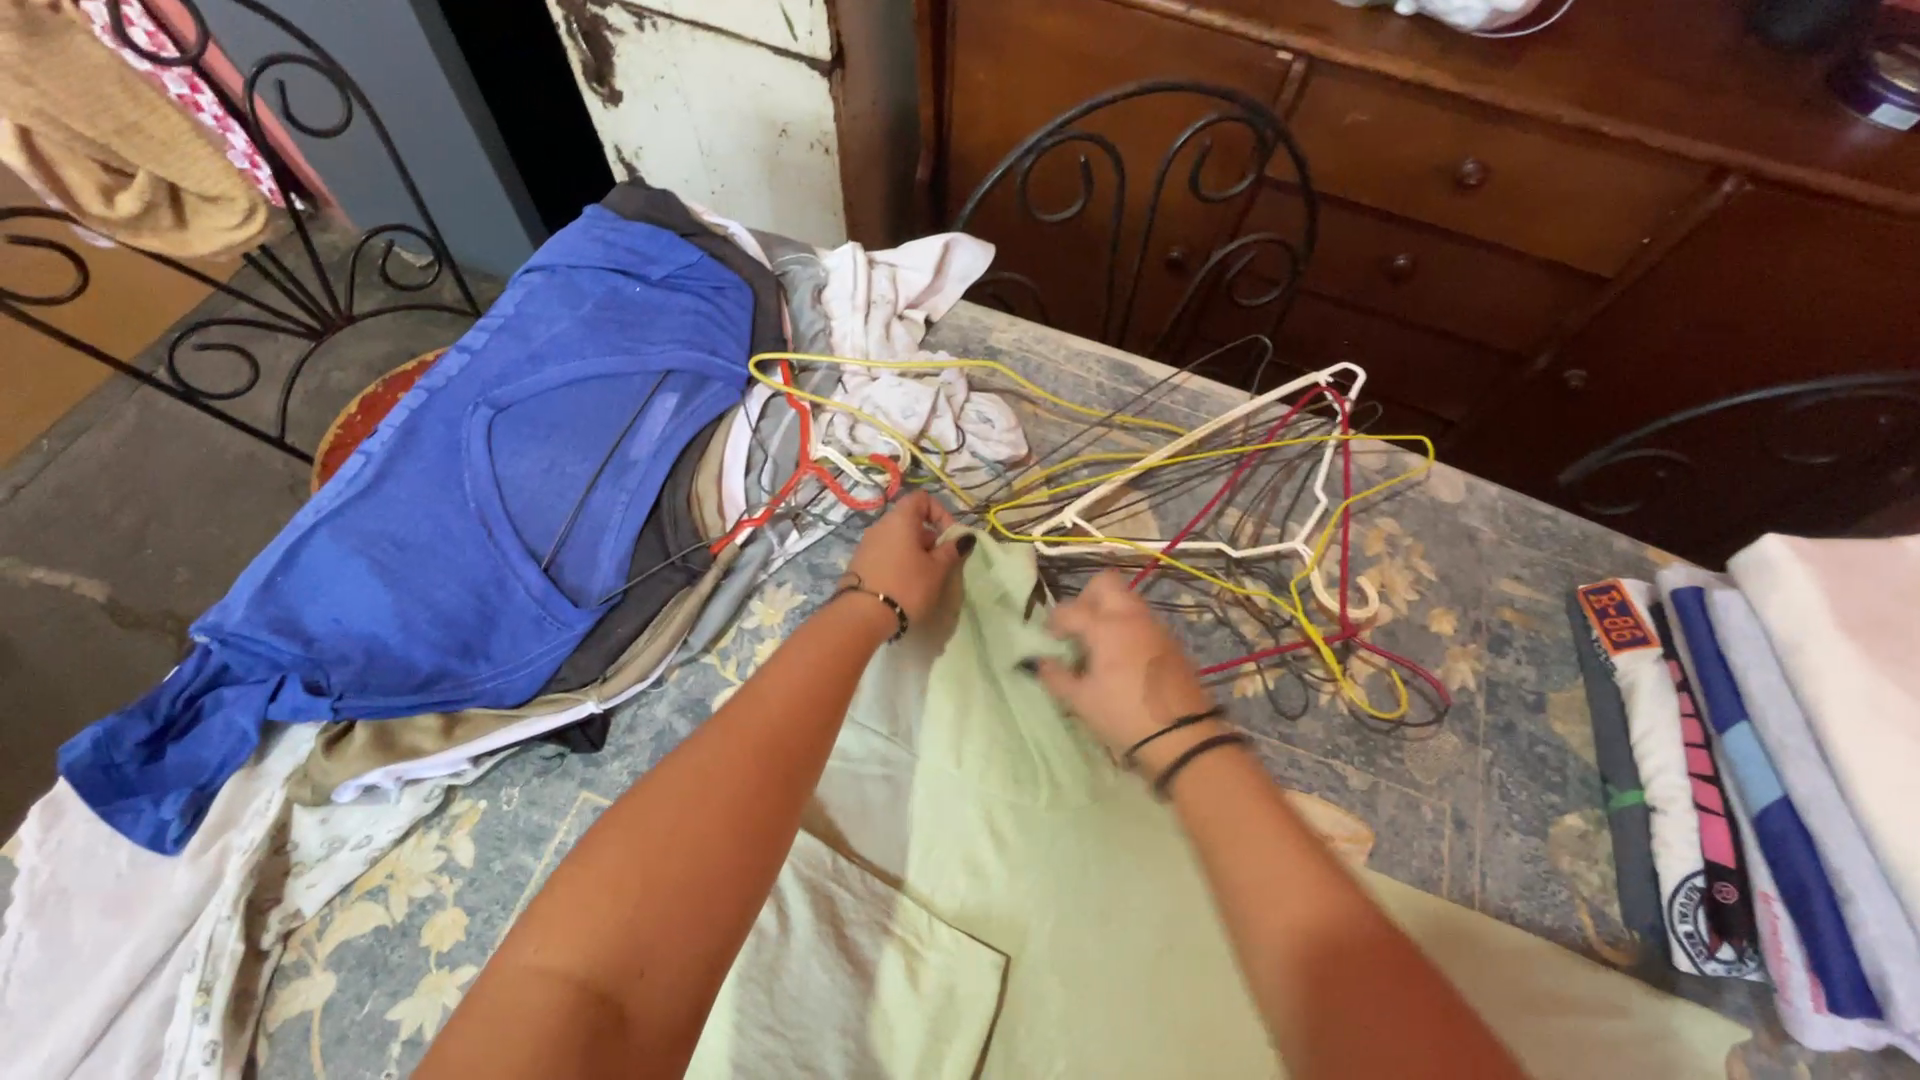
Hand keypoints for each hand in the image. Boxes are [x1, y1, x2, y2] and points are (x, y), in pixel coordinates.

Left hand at [840, 492, 967, 626]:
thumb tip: (965, 537)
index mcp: (900, 519)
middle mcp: (881, 525)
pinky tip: (906, 585)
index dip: (940, 513)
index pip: (922, 498)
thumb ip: (952, 550)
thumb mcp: (937, 569)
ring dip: (916, 552)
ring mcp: (867, 544)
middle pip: (911, 520)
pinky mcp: (860, 563)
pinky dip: (900, 562)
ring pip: (898, 539)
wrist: (862, 616)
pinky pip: (886, 553)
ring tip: (925, 577)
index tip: (949, 538)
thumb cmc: (907, 586)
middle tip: (941, 562)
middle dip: (930, 538)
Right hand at [1033, 571, 1219, 764]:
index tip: (1049, 639)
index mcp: (1106, 627)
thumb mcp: (1081, 701)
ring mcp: (1155, 627)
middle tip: (1077, 627)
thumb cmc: (1123, 715)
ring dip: (1108, 612)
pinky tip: (1121, 658)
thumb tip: (1041, 662)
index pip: (1071, 609)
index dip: (1054, 621)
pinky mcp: (1171, 642)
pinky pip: (1142, 621)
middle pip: (1106, 583)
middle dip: (1085, 598)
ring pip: (1127, 600)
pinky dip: (1127, 628)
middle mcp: (1132, 617)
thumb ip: (1056, 677)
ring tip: (1098, 645)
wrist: (1182, 735)